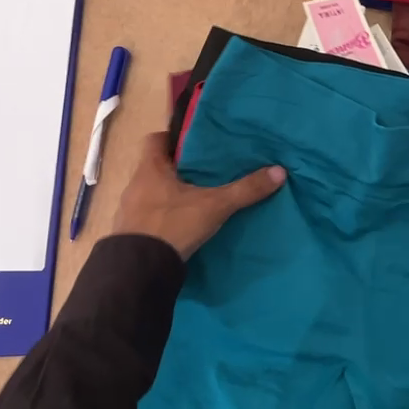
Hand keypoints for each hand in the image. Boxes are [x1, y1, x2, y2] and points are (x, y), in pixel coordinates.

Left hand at [111, 132, 285, 258]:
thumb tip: (280, 171)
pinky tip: (182, 224)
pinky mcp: (129, 234)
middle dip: (179, 168)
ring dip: (169, 194)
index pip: (155, 140)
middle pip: (156, 167)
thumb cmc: (172, 225)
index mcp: (150, 170)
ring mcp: (128, 211)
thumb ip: (246, 189)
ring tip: (196, 198)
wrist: (139, 271)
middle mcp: (135, 186)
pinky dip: (163, 216)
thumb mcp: (215, 206)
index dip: (173, 138)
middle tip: (206, 170)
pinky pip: (147, 215)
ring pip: (151, 192)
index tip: (196, 143)